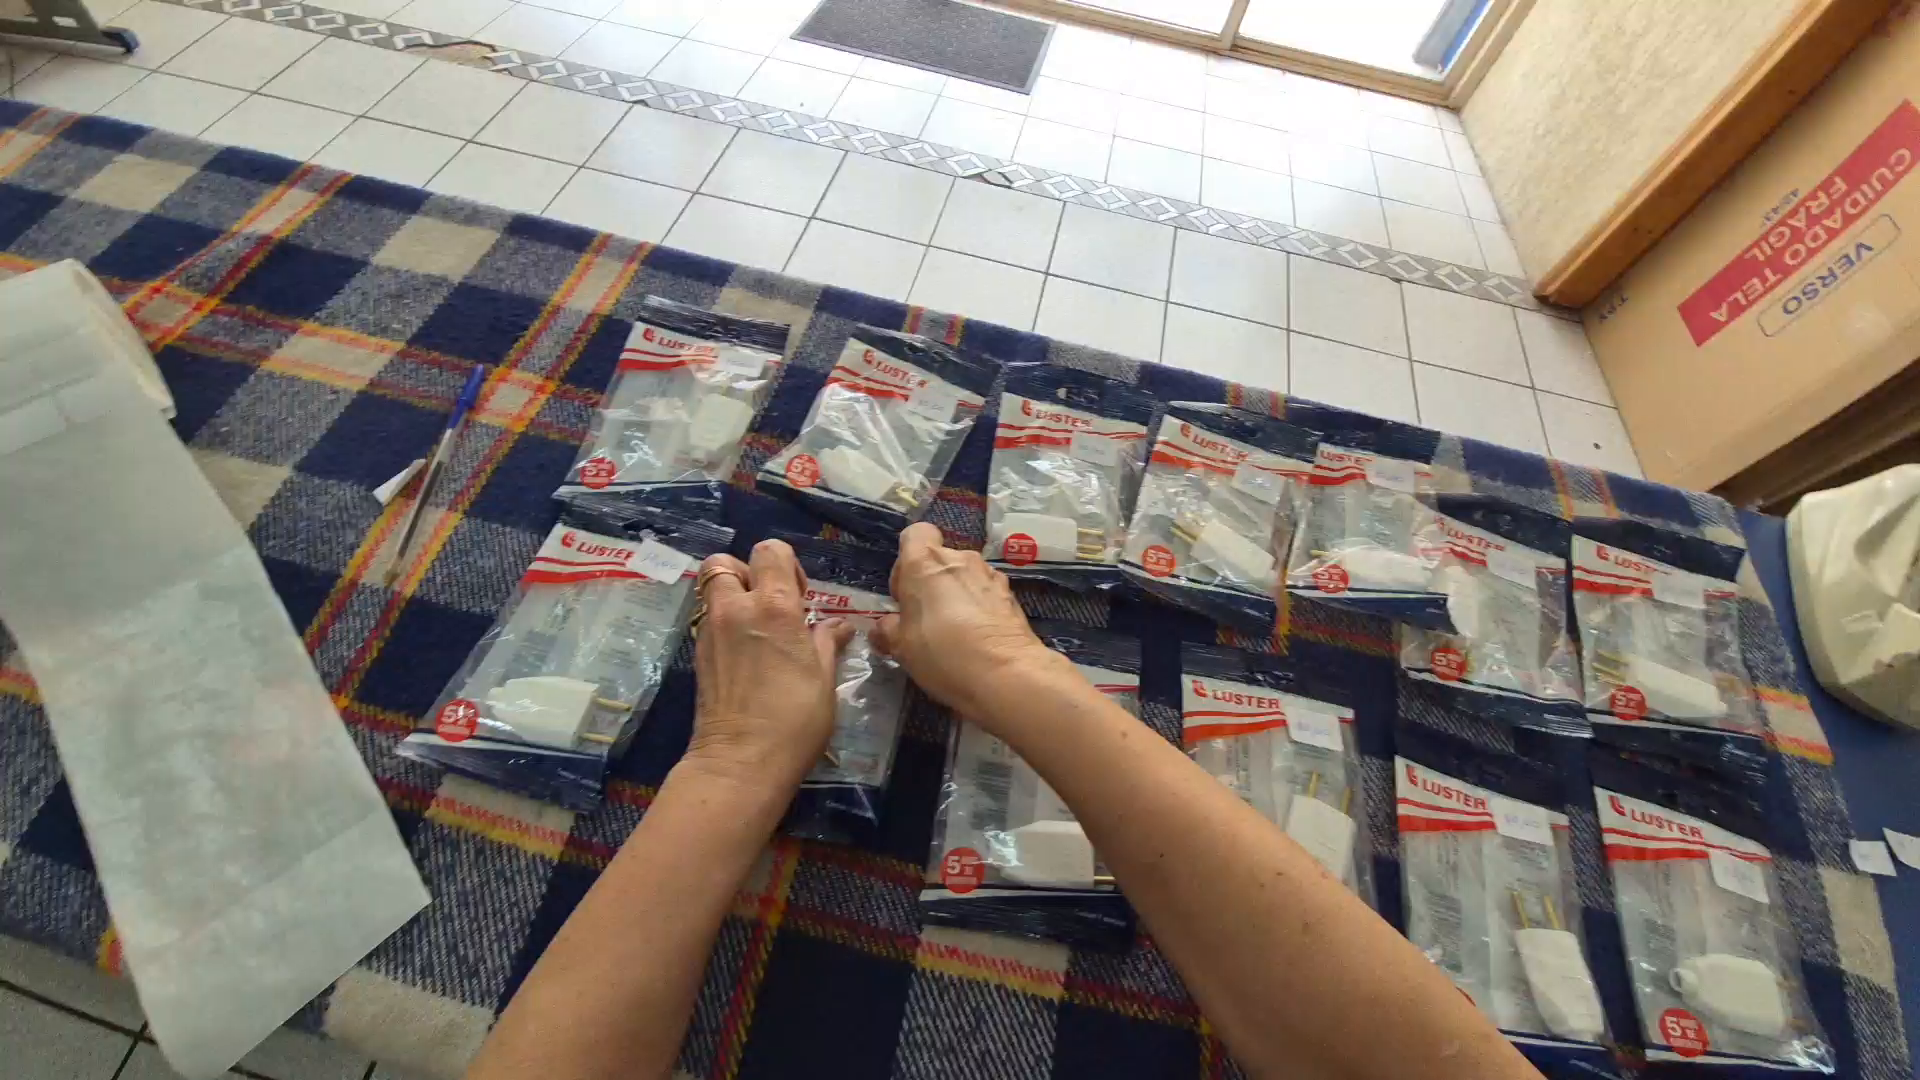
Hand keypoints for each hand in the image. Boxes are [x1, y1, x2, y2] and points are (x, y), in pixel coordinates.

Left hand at [684, 539, 853, 789]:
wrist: (741, 762)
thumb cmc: (795, 720)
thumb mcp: (824, 678)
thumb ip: (828, 642)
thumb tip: (840, 626)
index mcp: (774, 606)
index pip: (770, 551)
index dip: (786, 563)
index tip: (799, 594)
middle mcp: (736, 609)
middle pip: (724, 562)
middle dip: (746, 572)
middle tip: (769, 603)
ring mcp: (711, 631)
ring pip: (711, 589)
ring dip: (732, 596)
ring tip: (757, 627)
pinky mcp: (698, 654)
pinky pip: (708, 619)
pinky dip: (724, 622)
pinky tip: (747, 653)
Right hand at [870, 523, 1065, 723]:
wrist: (1007, 674)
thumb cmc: (942, 653)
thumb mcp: (901, 648)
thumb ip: (888, 631)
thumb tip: (884, 628)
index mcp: (925, 563)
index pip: (915, 534)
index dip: (906, 559)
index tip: (904, 592)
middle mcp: (959, 559)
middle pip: (940, 559)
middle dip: (931, 583)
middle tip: (926, 620)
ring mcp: (990, 575)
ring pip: (965, 576)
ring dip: (958, 595)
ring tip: (956, 633)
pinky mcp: (1012, 595)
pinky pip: (987, 593)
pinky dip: (981, 607)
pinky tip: (979, 638)